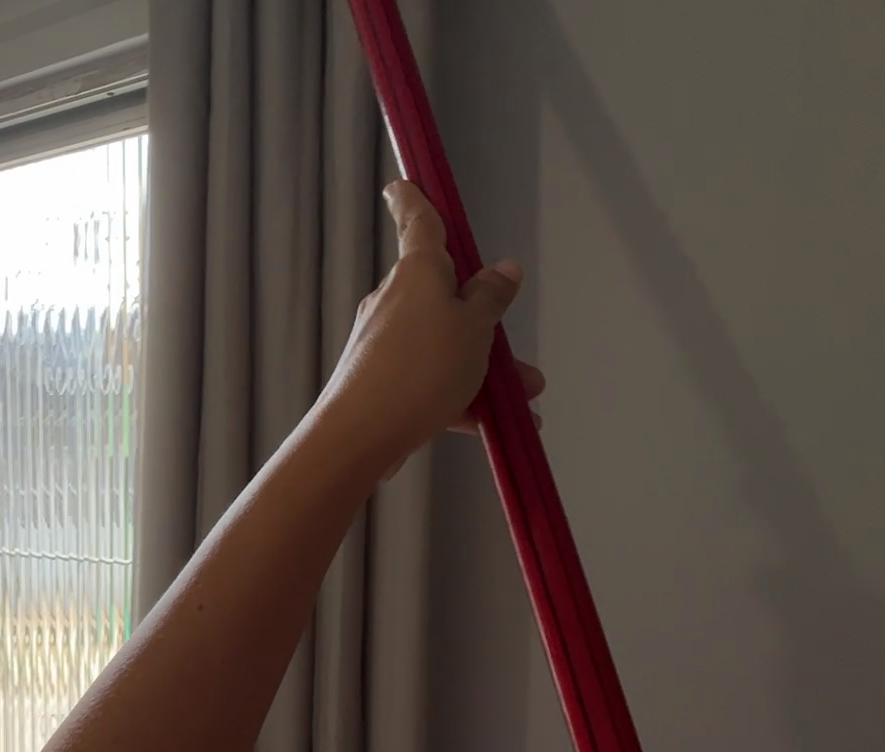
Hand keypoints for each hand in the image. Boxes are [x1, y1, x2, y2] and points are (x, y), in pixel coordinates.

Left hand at [315, 179, 540, 474]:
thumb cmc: (421, 369)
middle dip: (485, 329)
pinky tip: (489, 424)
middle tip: (519, 364)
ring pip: (442, 348)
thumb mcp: (474, 329)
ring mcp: (381, 346)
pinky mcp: (376, 383)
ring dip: (483, 372)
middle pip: (444, 301)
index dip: (413, 201)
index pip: (417, 225)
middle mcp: (393, 304)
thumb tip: (499, 269)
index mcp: (416, 275)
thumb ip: (490, 298)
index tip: (400, 184)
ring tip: (523, 399)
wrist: (360, 435)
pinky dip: (458, 400)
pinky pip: (426, 382)